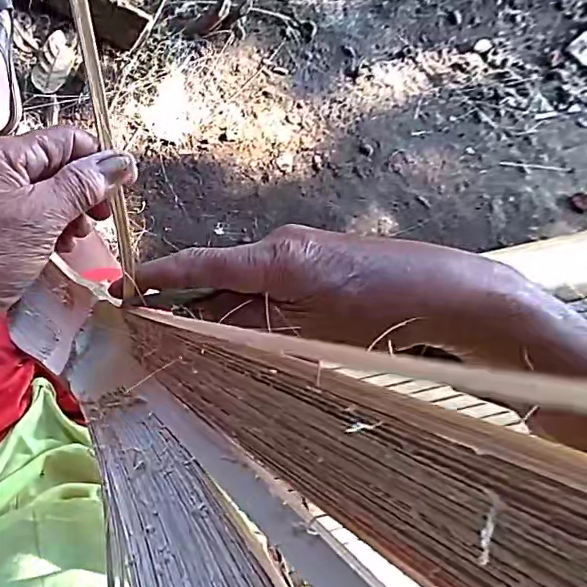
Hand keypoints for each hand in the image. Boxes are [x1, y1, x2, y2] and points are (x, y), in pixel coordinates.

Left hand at [0, 125, 135, 366]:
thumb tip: (121, 162)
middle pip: (52, 163)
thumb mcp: (44, 217)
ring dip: (65, 211)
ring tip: (72, 238)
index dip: (99, 160)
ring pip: (39, 189)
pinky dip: (43, 224)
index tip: (123, 187)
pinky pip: (21, 209)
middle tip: (97, 220)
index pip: (65, 139)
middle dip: (81, 190)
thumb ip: (83, 184)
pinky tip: (54, 245)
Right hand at [130, 224, 546, 360]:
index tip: (120, 292)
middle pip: (209, 274)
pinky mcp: (314, 260)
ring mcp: (297, 250)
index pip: (193, 265)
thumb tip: (192, 328)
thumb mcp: (304, 333)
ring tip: (209, 342)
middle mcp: (277, 245)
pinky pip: (261, 282)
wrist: (467, 298)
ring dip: (217, 310)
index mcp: (271, 256)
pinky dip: (245, 306)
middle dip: (181, 302)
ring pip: (235, 281)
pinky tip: (253, 331)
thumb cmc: (388, 313)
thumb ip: (240, 327)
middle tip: (156, 331)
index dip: (151, 278)